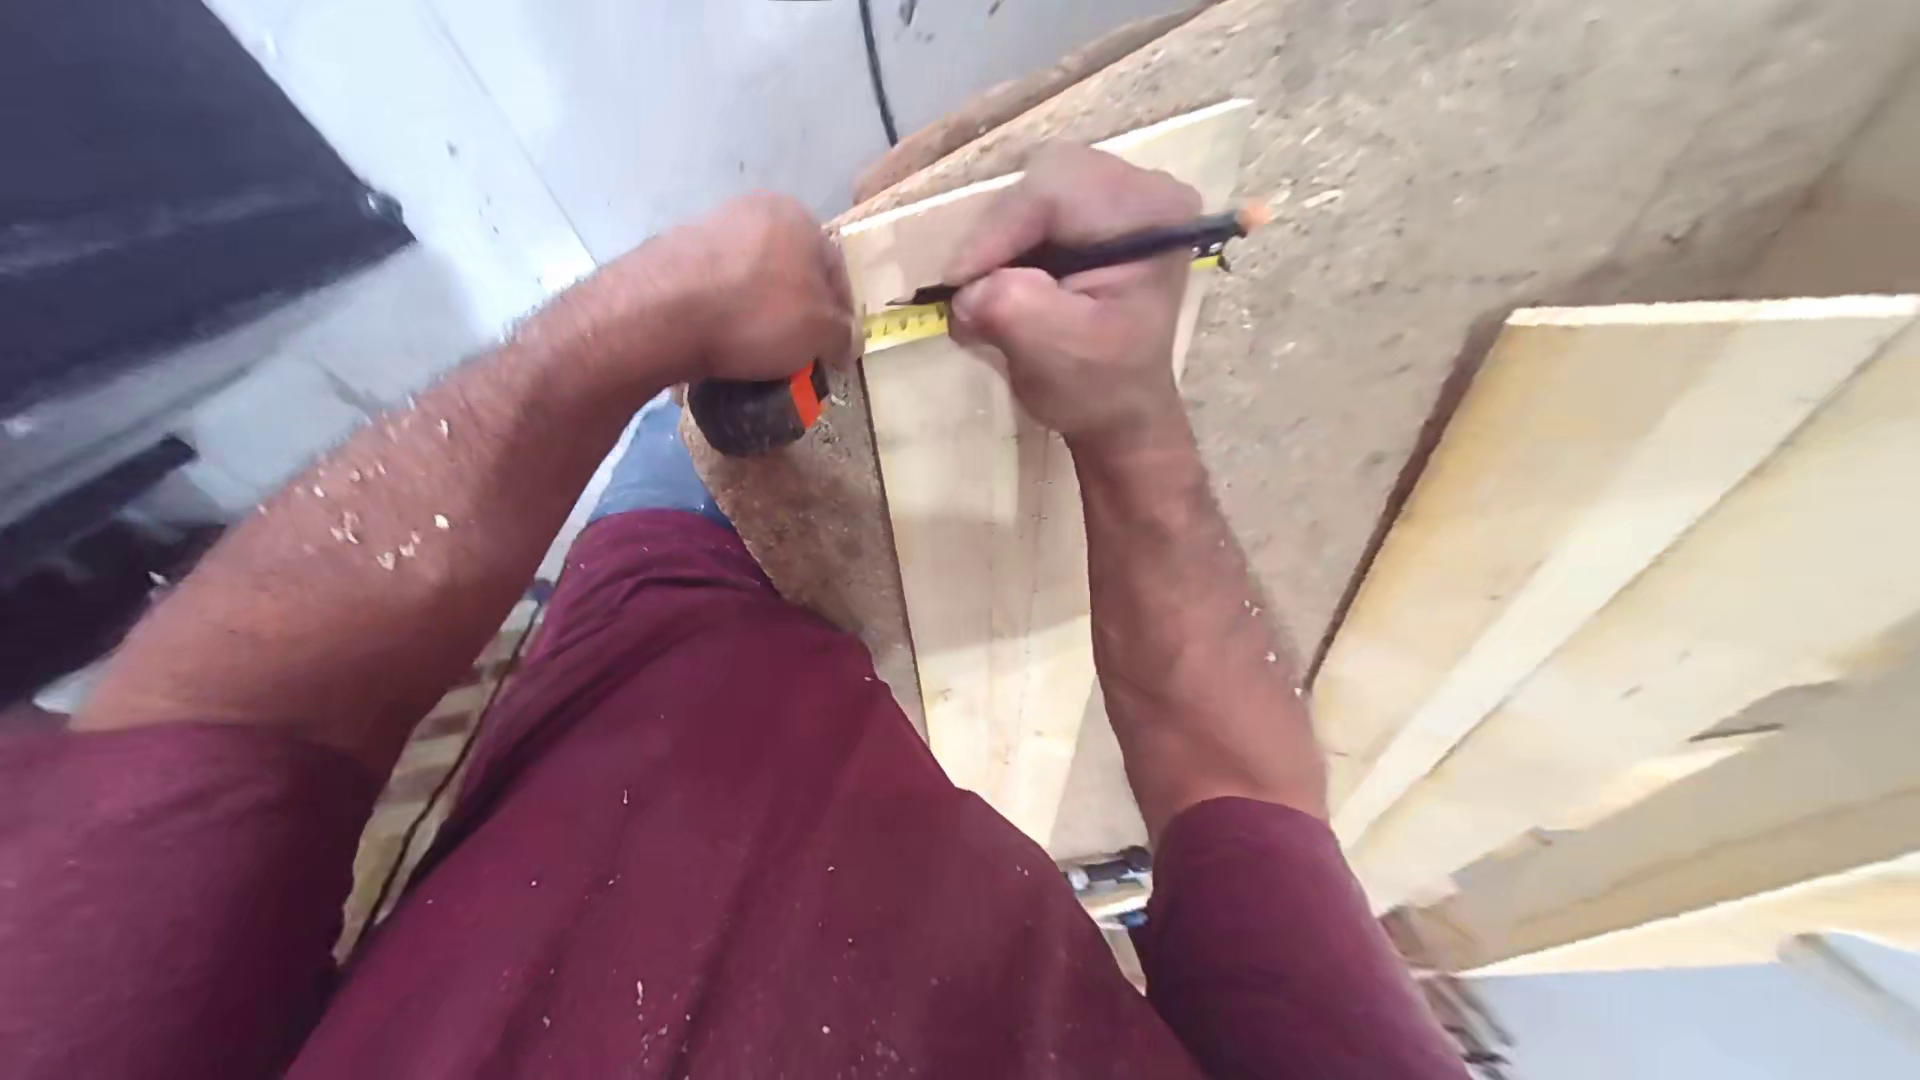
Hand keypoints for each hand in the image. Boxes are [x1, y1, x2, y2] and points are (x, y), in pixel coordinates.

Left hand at [605, 193, 858, 383]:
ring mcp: (712, 226)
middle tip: (803, 353)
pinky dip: (730, 313)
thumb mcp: (821, 332)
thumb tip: (848, 343)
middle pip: (795, 273)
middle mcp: (756, 209)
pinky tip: (727, 341)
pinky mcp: (676, 251)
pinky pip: (720, 289)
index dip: (842, 318)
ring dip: (766, 314)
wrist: (662, 314)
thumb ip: (844, 335)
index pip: (837, 272)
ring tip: (763, 352)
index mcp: (799, 216)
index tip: (836, 351)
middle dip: (802, 313)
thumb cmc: (758, 315)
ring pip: (757, 280)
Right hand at [945, 143, 1200, 445]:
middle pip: (1044, 180)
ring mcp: (1123, 199)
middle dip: (998, 236)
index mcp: (1150, 215)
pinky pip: (1037, 210)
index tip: (956, 285)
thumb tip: (965, 289)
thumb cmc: (1097, 389)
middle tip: (971, 289)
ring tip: (987, 291)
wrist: (1119, 414)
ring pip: (1034, 192)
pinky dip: (1010, 246)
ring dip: (1001, 243)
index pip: (1055, 190)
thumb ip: (1009, 306)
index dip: (994, 233)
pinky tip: (1007, 282)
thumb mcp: (1052, 354)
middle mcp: (1145, 190)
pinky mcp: (1099, 217)